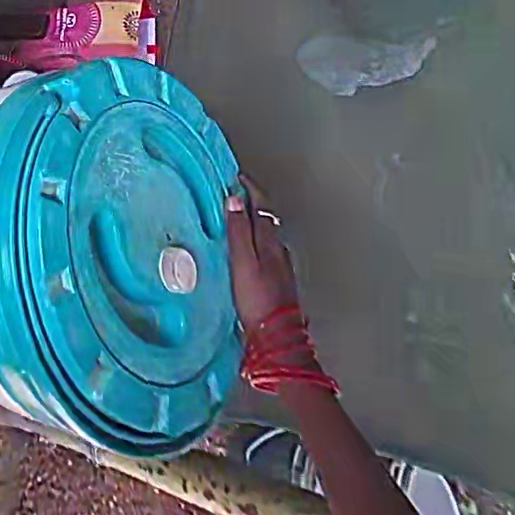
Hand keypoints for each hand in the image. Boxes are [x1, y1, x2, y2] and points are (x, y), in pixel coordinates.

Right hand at [225, 177, 301, 325]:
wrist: (278, 339)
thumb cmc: (256, 298)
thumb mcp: (242, 261)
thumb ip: (238, 230)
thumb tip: (235, 198)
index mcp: (269, 241)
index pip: (262, 205)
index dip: (250, 188)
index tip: (237, 176)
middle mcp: (279, 249)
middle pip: (266, 217)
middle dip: (251, 201)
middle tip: (234, 192)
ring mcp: (280, 265)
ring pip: (266, 233)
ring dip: (252, 220)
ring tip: (236, 215)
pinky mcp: (277, 279)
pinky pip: (265, 248)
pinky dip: (254, 238)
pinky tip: (245, 247)